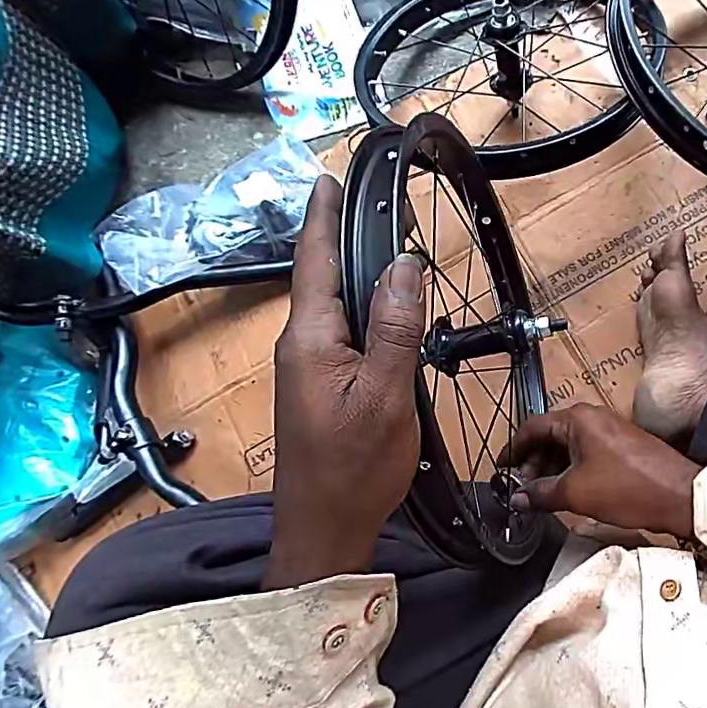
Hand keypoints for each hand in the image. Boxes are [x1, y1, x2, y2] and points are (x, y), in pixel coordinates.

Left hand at [261, 175, 426, 589]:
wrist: (324, 527)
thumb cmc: (354, 468)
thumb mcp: (386, 395)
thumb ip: (396, 328)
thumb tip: (405, 266)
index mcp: (311, 338)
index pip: (314, 261)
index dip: (322, 217)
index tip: (328, 180)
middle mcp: (302, 344)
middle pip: (324, 277)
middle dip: (346, 237)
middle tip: (379, 207)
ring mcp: (308, 365)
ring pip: (335, 304)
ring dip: (357, 272)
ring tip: (386, 245)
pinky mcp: (319, 383)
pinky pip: (342, 330)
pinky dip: (363, 308)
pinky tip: (384, 306)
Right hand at [500, 403, 699, 538]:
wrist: (683, 496)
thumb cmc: (628, 489)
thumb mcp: (576, 494)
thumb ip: (541, 493)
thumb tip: (518, 499)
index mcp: (577, 419)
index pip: (531, 427)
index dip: (513, 449)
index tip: (501, 468)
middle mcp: (591, 416)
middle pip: (549, 435)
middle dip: (532, 462)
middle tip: (521, 487)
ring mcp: (608, 429)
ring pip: (567, 445)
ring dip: (551, 467)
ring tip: (541, 493)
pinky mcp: (622, 444)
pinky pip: (585, 451)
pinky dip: (570, 467)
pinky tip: (566, 489)